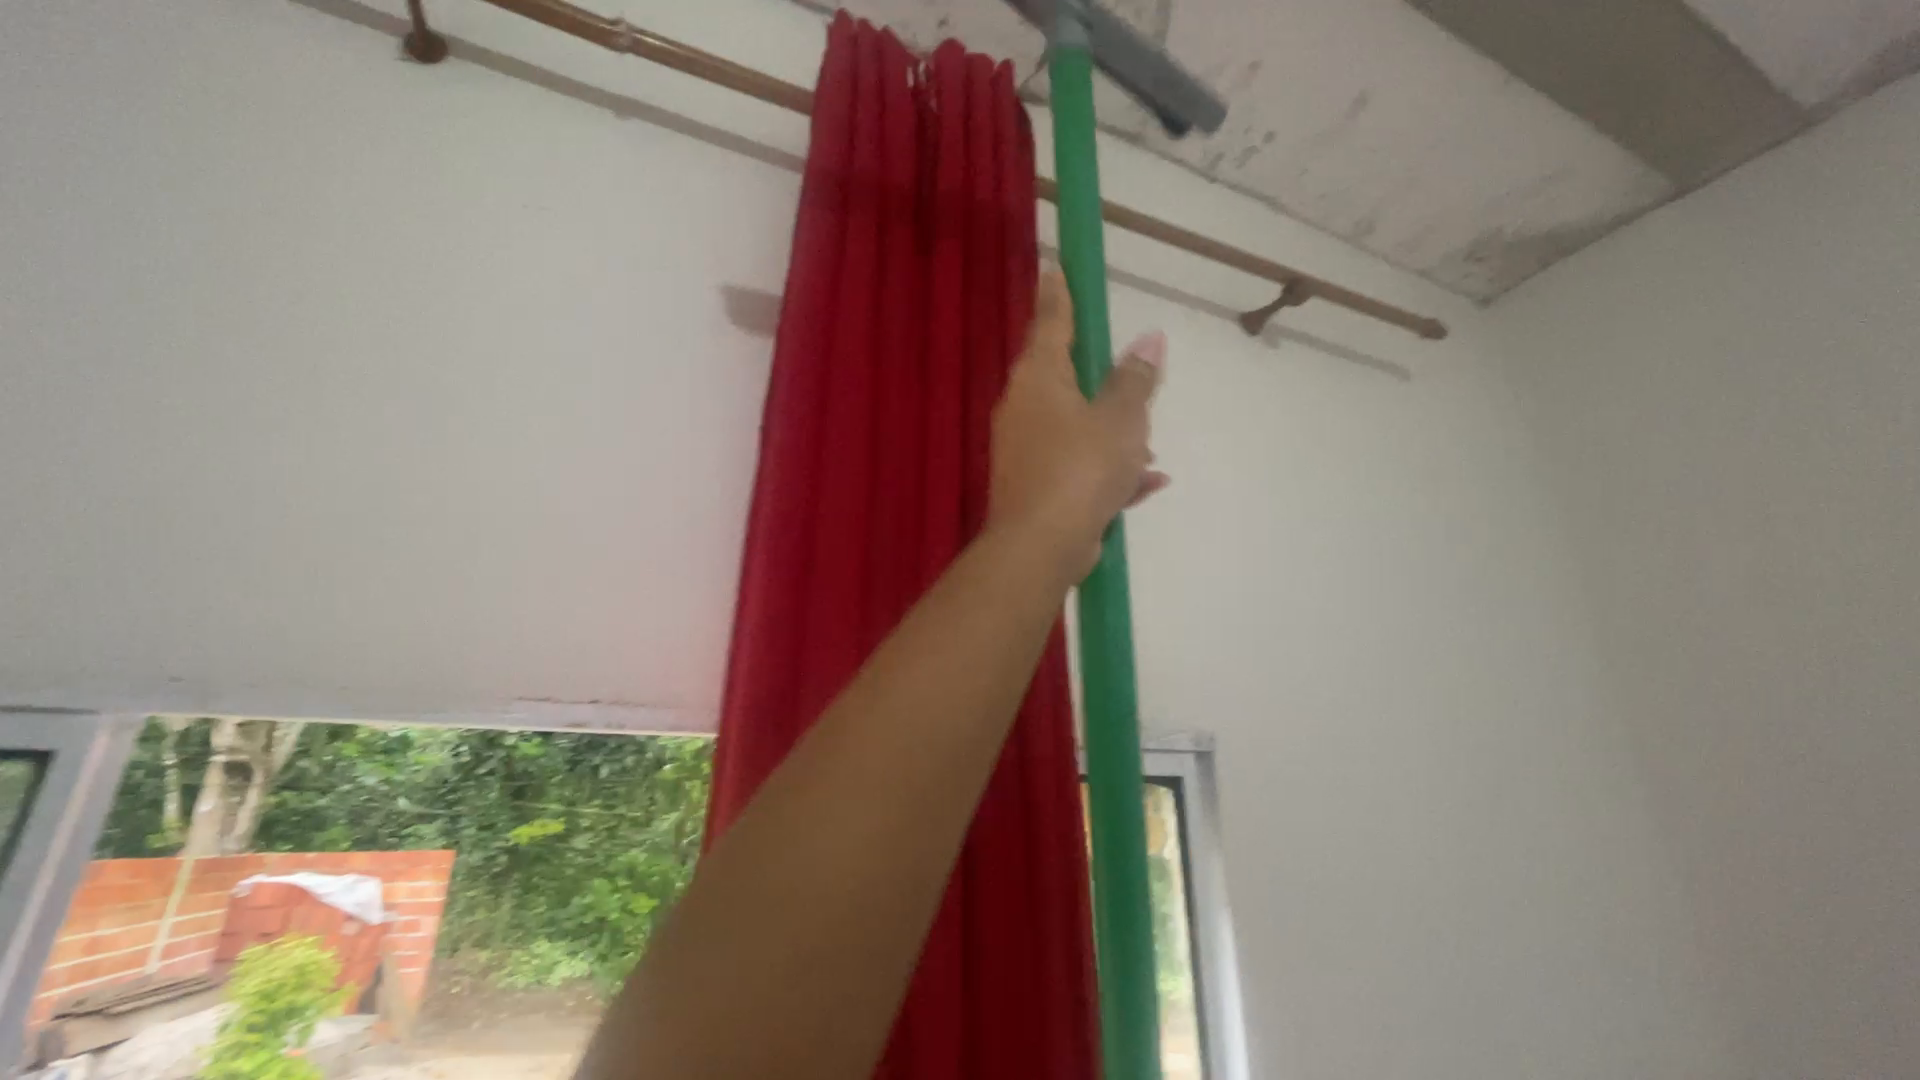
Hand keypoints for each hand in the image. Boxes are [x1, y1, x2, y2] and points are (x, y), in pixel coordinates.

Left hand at [987, 268, 1168, 582]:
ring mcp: (1025, 450)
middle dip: (1107, 386)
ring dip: (1115, 438)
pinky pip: (1077, 466)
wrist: (1039, 547)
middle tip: (1135, 386)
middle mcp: (1024, 408)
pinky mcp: (1034, 486)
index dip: (1059, 294)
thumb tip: (1149, 339)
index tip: (1056, 267)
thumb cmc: (1080, 470)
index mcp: (1039, 379)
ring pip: (1077, 427)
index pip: (1051, 322)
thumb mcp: (1120, 420)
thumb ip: (1135, 380)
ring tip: (1148, 455)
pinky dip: (1107, 472)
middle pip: (1067, 379)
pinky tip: (1146, 484)